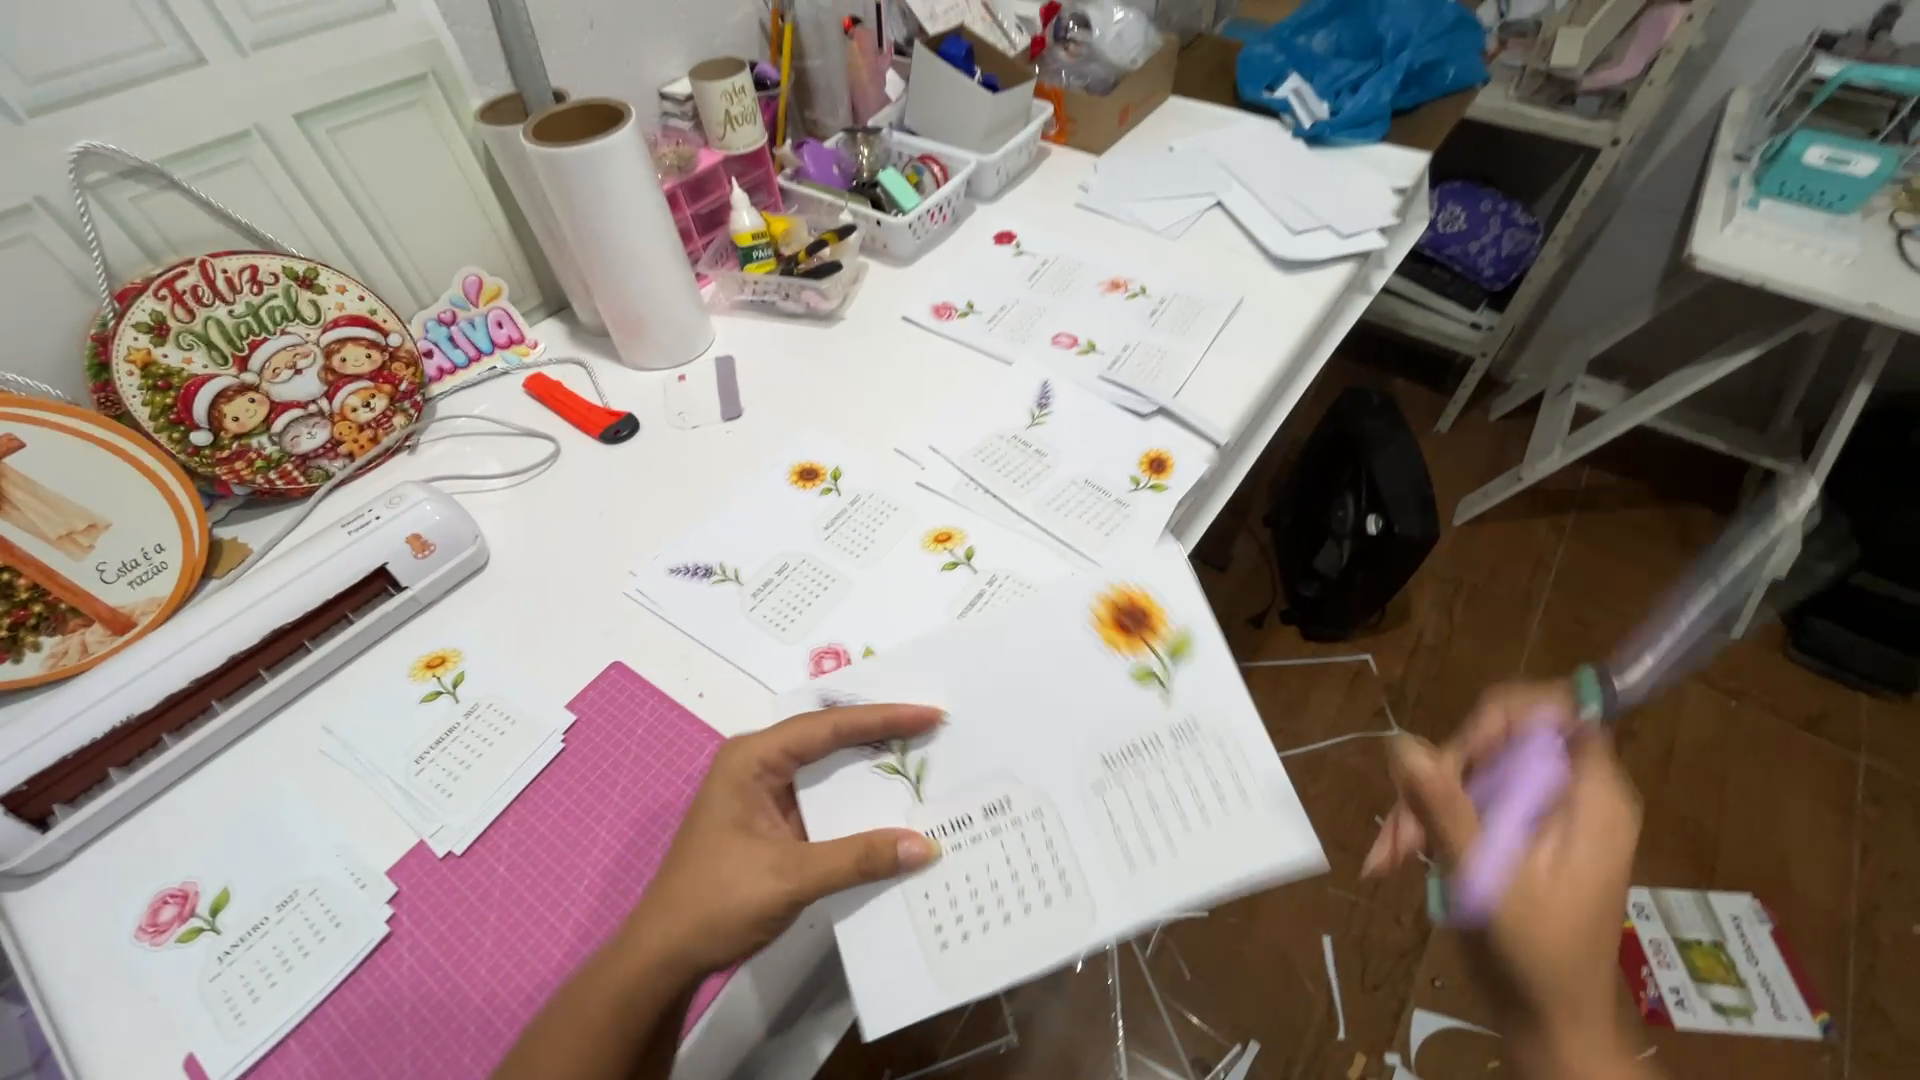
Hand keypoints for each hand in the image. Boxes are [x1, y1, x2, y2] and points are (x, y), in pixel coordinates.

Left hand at [625, 703, 942, 980]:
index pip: (827, 727)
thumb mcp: (789, 877)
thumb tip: (925, 847)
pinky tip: (892, 810)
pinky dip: (858, 804)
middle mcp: (760, 765)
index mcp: (753, 759)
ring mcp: (766, 794)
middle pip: (829, 739)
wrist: (664, 956)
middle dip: (880, 734)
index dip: (882, 719)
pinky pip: (825, 802)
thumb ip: (857, 858)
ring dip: (871, 770)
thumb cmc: (715, 903)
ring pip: (828, 769)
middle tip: (933, 730)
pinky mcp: (775, 822)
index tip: (929, 714)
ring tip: (924, 762)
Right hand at [1362, 681, 1643, 1073]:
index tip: (1458, 753)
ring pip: (1467, 768)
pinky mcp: (1509, 828)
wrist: (1548, 1022)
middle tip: (1405, 822)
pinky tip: (1395, 857)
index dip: (1503, 717)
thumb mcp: (1485, 879)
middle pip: (1496, 738)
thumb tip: (1401, 740)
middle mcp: (1567, 794)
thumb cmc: (1534, 958)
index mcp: (1590, 800)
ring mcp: (1536, 811)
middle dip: (1441, 771)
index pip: (1558, 712)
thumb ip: (1446, 808)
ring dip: (1419, 802)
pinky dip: (1423, 821)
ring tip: (1391, 851)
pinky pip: (1459, 797)